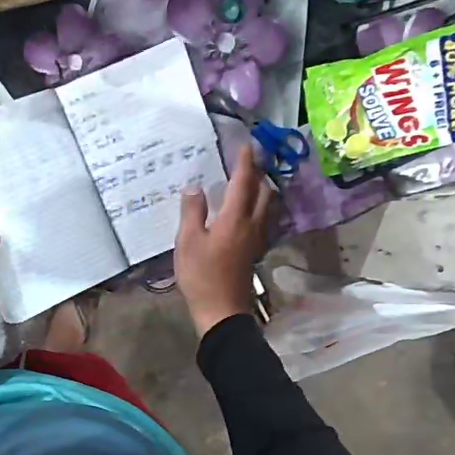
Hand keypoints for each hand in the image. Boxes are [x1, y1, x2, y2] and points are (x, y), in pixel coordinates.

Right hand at [175, 146, 273, 336]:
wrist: (222, 311)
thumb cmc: (202, 276)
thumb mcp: (188, 242)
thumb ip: (192, 211)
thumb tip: (195, 187)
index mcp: (235, 218)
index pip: (243, 181)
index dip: (244, 162)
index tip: (245, 144)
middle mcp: (252, 224)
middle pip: (263, 191)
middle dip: (257, 173)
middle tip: (246, 162)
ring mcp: (257, 239)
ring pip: (266, 206)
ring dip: (261, 189)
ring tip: (248, 182)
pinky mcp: (255, 251)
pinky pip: (263, 220)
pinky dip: (258, 207)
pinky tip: (246, 211)